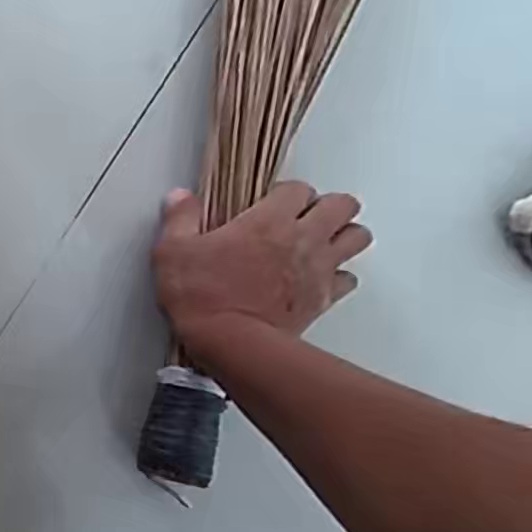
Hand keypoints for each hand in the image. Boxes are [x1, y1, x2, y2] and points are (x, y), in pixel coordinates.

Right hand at [153, 182, 372, 340]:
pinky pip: (348, 279)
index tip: (269, 202)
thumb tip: (179, 197)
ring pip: (358, 237)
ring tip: (320, 241)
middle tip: (304, 216)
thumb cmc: (202, 294)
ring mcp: (317, 269)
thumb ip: (180, 218)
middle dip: (328, 206)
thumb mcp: (173, 251)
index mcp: (267, 220)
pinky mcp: (322, 299)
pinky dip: (339, 276)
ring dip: (343, 235)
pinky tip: (317, 279)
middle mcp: (301, 238)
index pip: (298, 188)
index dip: (286, 192)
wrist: (231, 342)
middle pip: (342, 205)